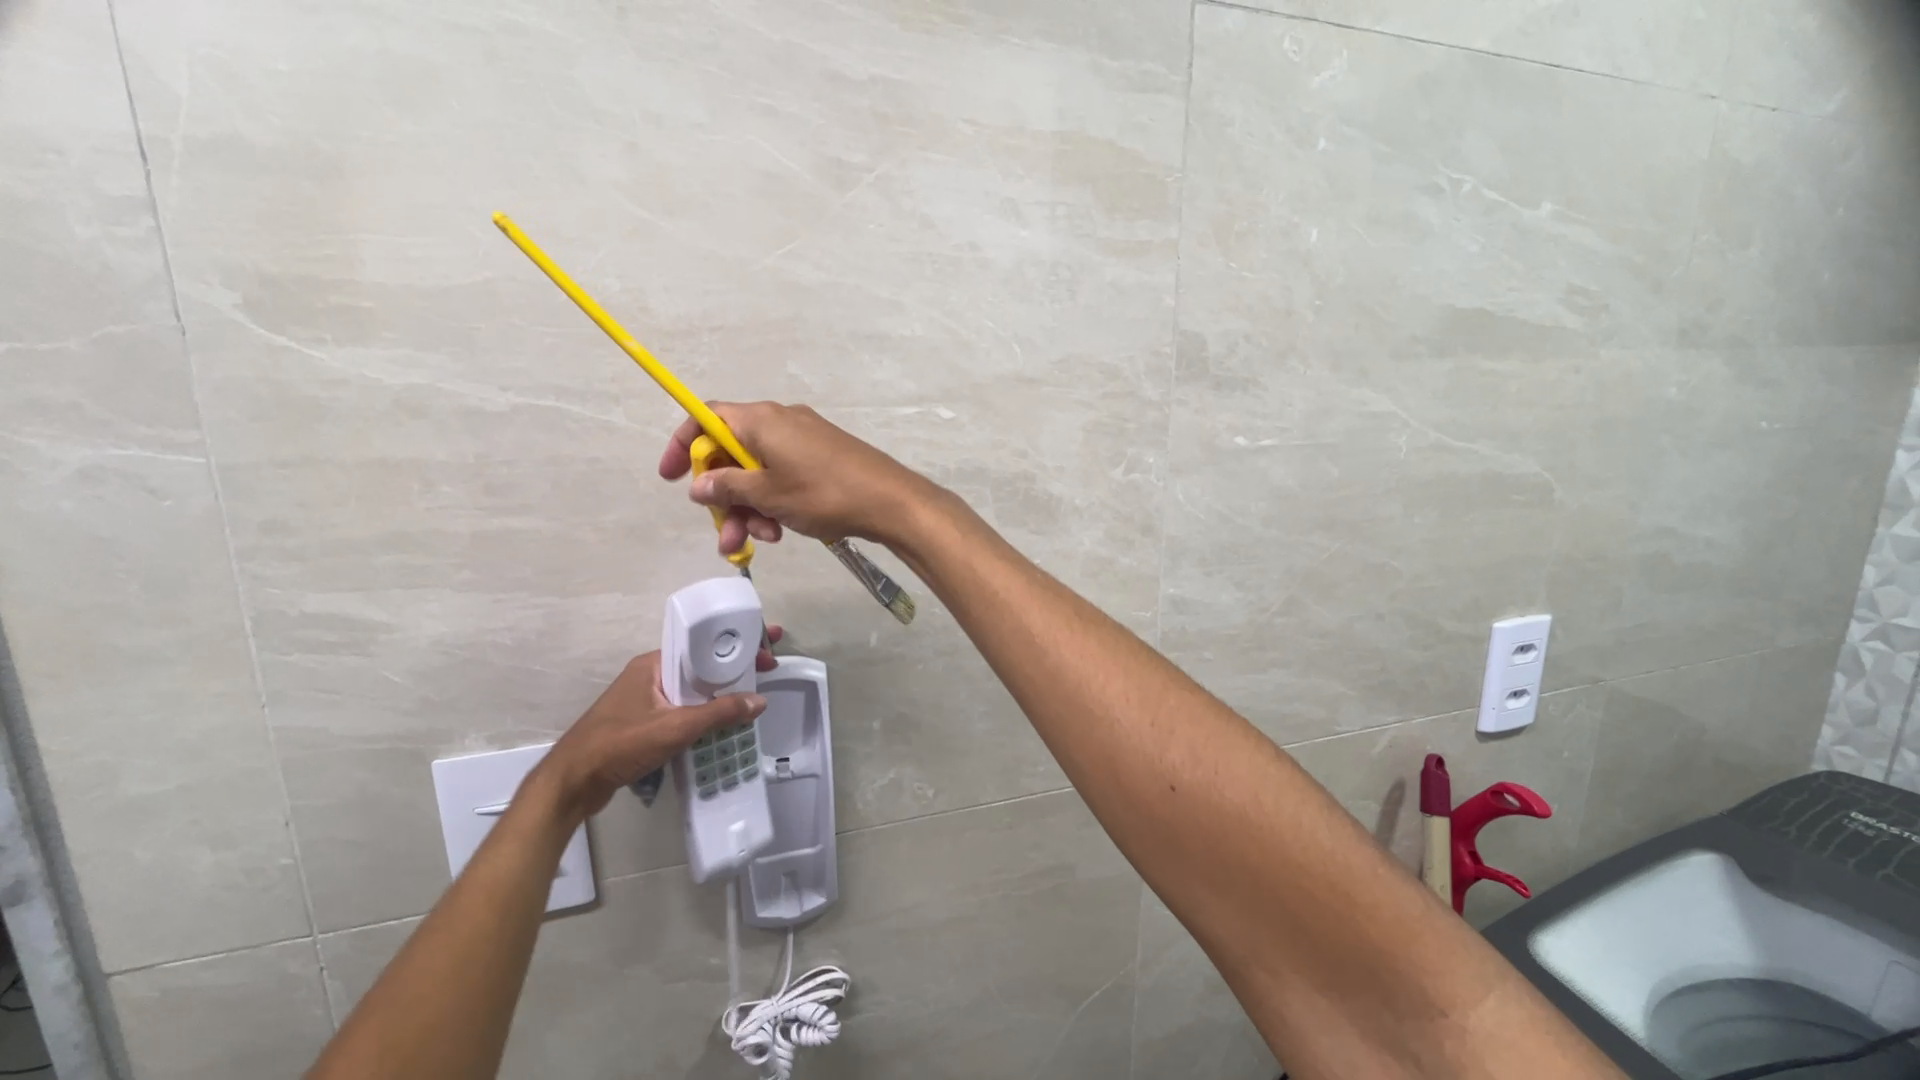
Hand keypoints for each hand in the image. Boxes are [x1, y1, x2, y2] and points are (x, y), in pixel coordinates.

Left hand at [534, 633, 782, 821]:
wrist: (573, 783)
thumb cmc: (620, 745)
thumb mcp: (675, 727)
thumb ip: (718, 714)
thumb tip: (759, 701)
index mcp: (654, 665)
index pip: (703, 647)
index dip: (737, 645)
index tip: (767, 643)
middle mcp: (650, 677)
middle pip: (701, 668)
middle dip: (734, 669)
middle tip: (769, 668)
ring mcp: (645, 702)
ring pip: (693, 693)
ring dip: (721, 696)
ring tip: (753, 698)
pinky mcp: (643, 726)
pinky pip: (683, 713)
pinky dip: (704, 717)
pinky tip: (724, 728)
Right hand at [658, 402, 937, 555]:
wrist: (891, 501)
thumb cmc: (824, 493)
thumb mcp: (767, 495)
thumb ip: (728, 487)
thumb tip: (699, 484)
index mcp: (760, 420)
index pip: (706, 418)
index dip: (683, 445)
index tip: (670, 477)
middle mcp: (779, 421)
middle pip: (731, 453)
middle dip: (724, 496)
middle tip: (726, 533)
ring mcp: (803, 439)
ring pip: (758, 471)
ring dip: (750, 507)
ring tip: (758, 541)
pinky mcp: (821, 457)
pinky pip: (783, 476)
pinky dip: (774, 502)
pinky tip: (782, 531)